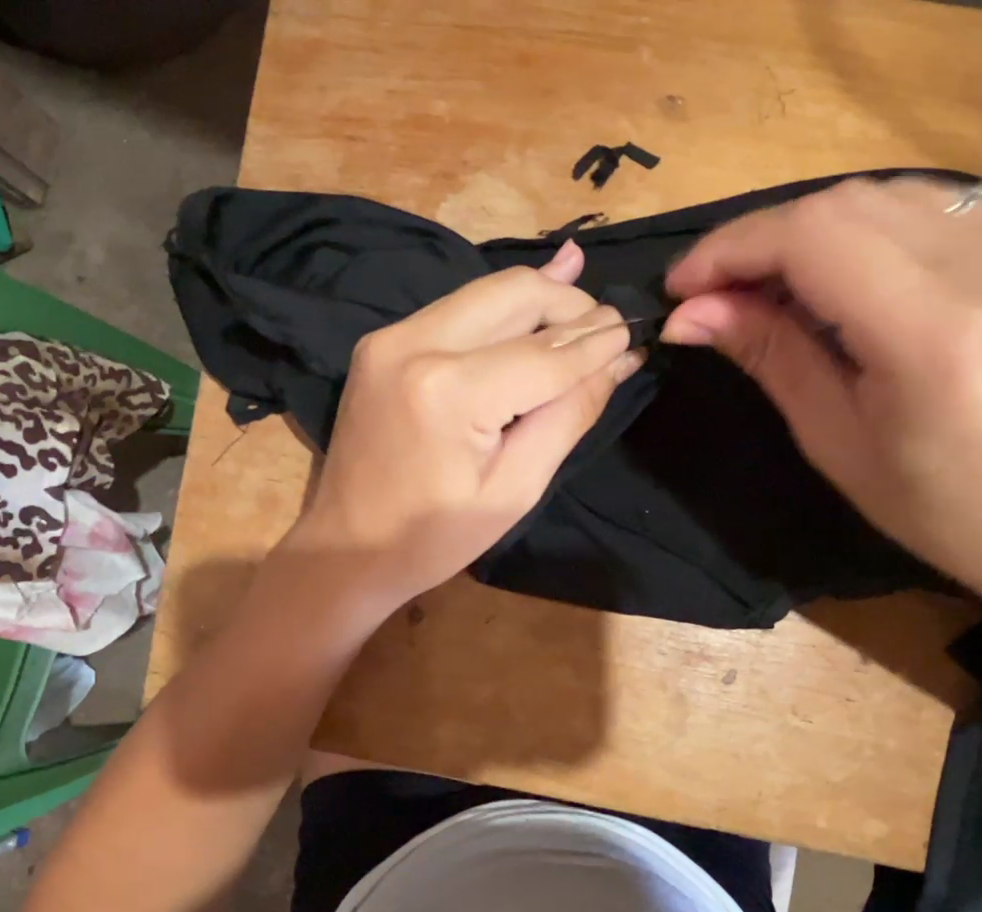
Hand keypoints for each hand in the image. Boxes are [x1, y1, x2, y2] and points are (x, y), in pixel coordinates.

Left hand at [280, 241, 640, 614]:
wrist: (345, 549)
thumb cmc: (433, 539)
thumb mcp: (515, 489)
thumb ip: (569, 414)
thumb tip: (618, 358)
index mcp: (449, 390)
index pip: (545, 353)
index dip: (596, 344)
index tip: (636, 334)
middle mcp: (415, 343)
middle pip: (514, 293)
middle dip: (569, 304)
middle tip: (609, 328)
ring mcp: (390, 336)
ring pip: (485, 292)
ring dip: (538, 304)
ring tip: (584, 323)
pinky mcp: (381, 342)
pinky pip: (457, 310)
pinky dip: (500, 314)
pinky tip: (536, 314)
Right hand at [662, 178, 981, 667]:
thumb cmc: (946, 513)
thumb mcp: (837, 442)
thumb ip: (770, 355)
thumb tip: (690, 311)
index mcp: (938, 335)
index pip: (814, 236)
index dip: (734, 246)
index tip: (684, 282)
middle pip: (851, 200)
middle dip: (769, 235)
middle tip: (725, 288)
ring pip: (899, 193)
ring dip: (823, 228)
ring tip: (786, 283)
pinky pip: (951, 211)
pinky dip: (884, 232)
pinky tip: (863, 279)